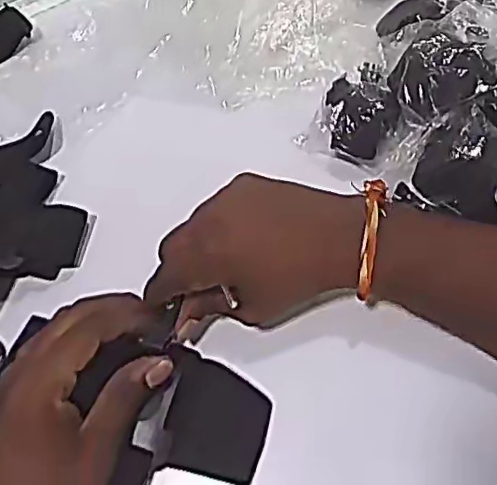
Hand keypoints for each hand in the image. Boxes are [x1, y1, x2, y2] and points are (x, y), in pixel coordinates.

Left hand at [0, 294, 172, 484]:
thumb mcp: (94, 454)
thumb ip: (125, 397)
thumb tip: (154, 363)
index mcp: (37, 378)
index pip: (90, 321)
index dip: (129, 313)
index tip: (156, 318)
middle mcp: (18, 374)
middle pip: (72, 316)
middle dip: (113, 309)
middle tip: (149, 319)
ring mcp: (10, 386)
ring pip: (58, 329)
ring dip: (95, 321)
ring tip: (131, 333)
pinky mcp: (10, 401)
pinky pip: (47, 349)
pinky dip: (77, 340)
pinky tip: (98, 356)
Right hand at [144, 173, 361, 331]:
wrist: (336, 238)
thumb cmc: (303, 272)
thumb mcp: (250, 307)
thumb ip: (210, 308)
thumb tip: (191, 311)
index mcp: (209, 251)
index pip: (165, 275)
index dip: (161, 296)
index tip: (164, 306)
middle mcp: (212, 218)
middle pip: (173, 247)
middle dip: (178, 270)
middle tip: (195, 289)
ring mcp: (227, 198)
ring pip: (193, 224)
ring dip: (198, 245)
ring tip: (226, 264)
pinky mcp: (243, 186)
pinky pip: (217, 206)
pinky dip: (219, 224)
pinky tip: (241, 241)